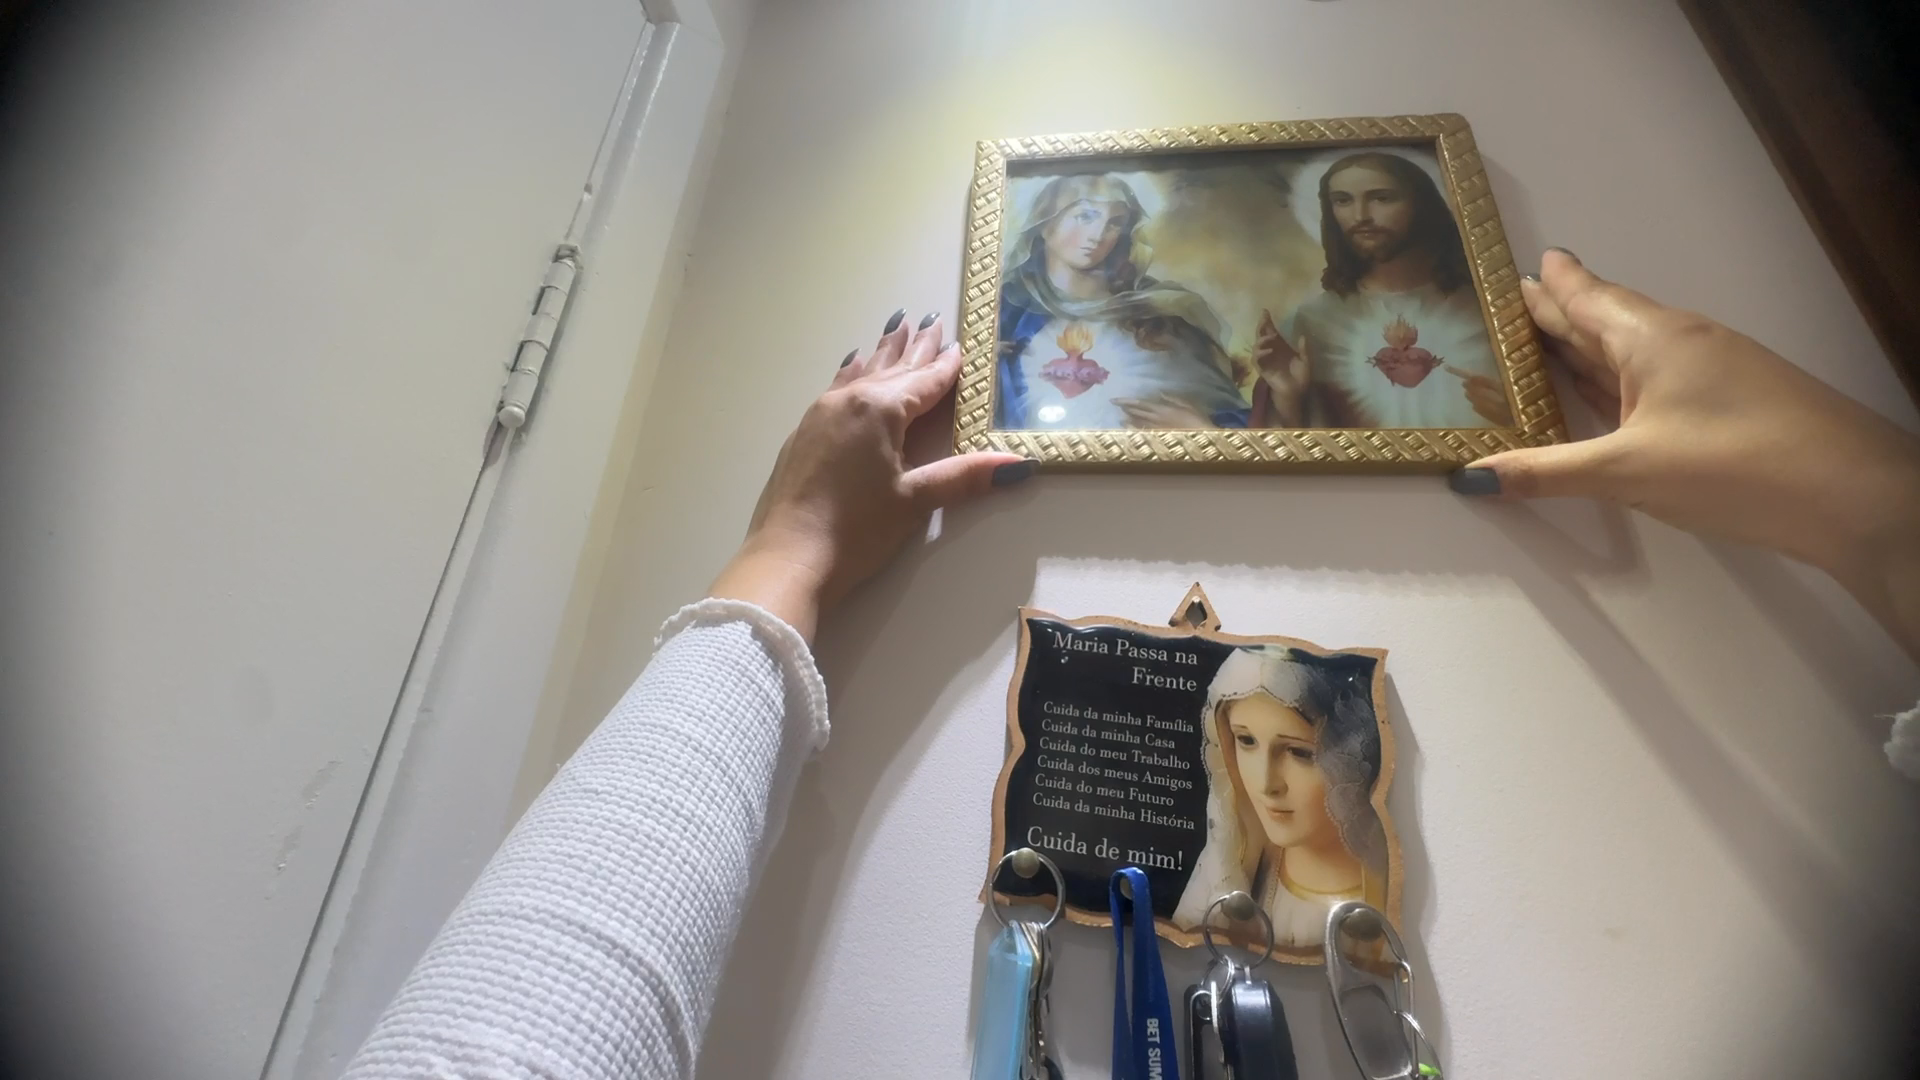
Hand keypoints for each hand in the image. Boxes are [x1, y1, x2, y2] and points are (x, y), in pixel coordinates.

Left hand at [710, 312, 1032, 639]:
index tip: (962, 346)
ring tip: (897, 326)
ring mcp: (821, 415)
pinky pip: (837, 388)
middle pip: (893, 369)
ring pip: (862, 373)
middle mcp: (848, 401)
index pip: (925, 382)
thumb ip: (964, 477)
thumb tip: (1020, 465)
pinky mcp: (804, 433)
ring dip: (884, 352)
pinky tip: (852, 364)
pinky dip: (852, 372)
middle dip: (916, 348)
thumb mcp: (914, 501)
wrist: (788, 559)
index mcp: (879, 410)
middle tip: (933, 321)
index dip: (947, 367)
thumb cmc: (855, 530)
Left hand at [1116, 394, 1212, 429]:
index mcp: (1162, 408)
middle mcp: (1156, 419)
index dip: (1126, 401)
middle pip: (1136, 413)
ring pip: (1137, 423)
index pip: (1140, 403)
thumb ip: (1172, 399)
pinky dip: (1134, 431)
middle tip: (1114, 406)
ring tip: (1120, 418)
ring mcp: (1155, 430)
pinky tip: (1128, 430)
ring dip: (1128, 419)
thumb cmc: (1197, 419)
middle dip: (1125, 409)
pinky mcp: (1158, 438)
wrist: (1203, 437)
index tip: (1114, 400)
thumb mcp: (1188, 404)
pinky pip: (1142, 434)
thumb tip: (1160, 393)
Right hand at [1253, 309, 1308, 423]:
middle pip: (1261, 336)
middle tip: (1263, 318)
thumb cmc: (1301, 378)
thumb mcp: (1306, 361)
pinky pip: (1256, 360)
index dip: (1267, 322)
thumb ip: (1304, 349)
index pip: (1270, 332)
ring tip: (1271, 336)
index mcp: (1280, 347)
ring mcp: (1265, 361)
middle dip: (1261, 326)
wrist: (1296, 392)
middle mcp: (1270, 352)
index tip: (1265, 311)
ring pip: (1256, 347)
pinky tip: (1269, 350)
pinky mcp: (1262, 370)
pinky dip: (1260, 354)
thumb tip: (1302, 336)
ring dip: (1261, 340)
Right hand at [1458, 249, 1919, 657]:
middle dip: (1558, 310)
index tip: (1531, 261)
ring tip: (1532, 339)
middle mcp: (1676, 349)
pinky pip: (1635, 382)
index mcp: (1654, 342)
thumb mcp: (1625, 471)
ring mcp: (1698, 378)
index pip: (1590, 301)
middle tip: (1514, 298)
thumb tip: (1467, 477)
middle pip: (1602, 322)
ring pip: (1619, 352)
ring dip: (1576, 345)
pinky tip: (1581, 389)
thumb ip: (1542, 471)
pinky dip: (1599, 380)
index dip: (1557, 283)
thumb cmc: (1737, 465)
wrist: (1860, 501)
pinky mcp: (1711, 409)